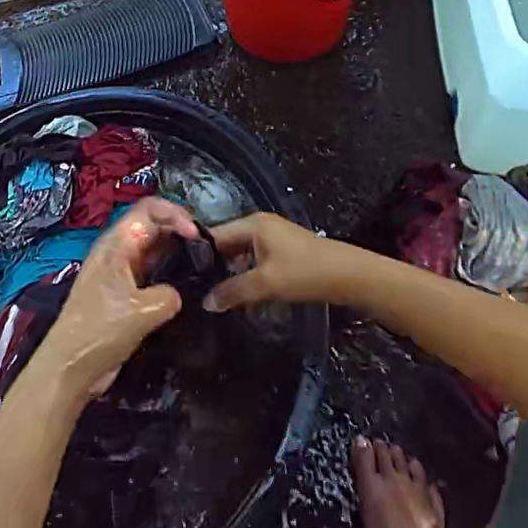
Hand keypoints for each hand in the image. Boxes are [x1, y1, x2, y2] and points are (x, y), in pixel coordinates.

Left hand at [37, 198, 195, 398]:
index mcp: (116, 244)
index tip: (196, 235)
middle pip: (153, 225)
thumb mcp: (142, 311)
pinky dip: (170, 272)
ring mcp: (120, 272)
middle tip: (206, 248)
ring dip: (177, 252)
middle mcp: (118, 251)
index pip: (149, 209)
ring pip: (154, 249)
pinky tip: (187, 286)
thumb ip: (169, 295)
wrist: (69, 369)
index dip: (176, 213)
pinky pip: (152, 271)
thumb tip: (177, 295)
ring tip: (202, 265)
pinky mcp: (124, 293)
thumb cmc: (100, 332)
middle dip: (180, 230)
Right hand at [204, 212, 353, 310]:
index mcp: (252, 224)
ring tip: (209, 293)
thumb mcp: (265, 283)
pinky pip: (253, 260)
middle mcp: (259, 225)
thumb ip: (233, 291)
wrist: (348, 275)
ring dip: (229, 272)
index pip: (214, 234)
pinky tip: (236, 293)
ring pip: (240, 254)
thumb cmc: (304, 273)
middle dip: (212, 264)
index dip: (197, 252)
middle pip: (226, 243)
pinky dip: (244, 274)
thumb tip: (206, 303)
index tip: (180, 273)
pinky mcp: (281, 251)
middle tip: (192, 287)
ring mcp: (272, 238)